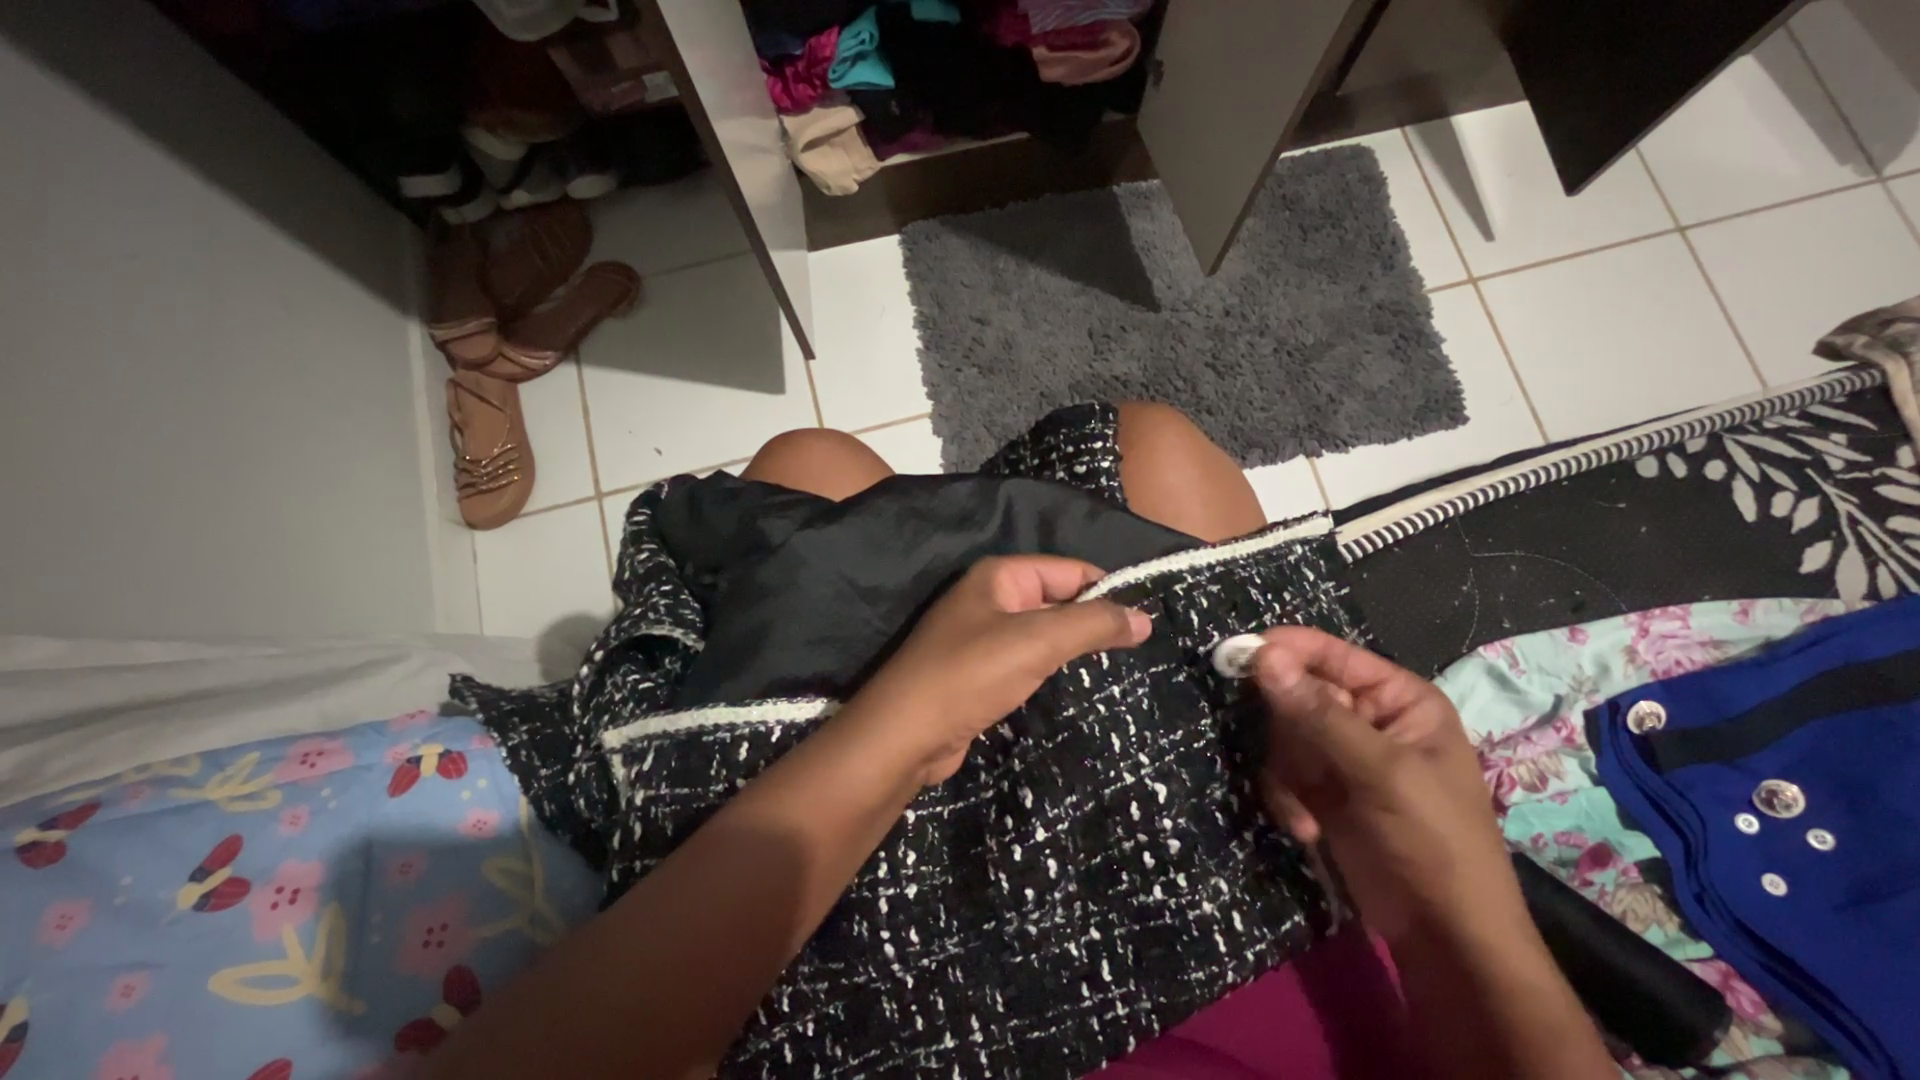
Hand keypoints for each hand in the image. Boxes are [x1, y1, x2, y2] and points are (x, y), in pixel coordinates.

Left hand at [842, 556, 1151, 787]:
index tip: (1145, 620)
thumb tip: (1144, 617)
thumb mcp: (1038, 642)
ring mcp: (980, 636)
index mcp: (999, 576)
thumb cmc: (971, 674)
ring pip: (1041, 632)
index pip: (1069, 570)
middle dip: (1091, 620)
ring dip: (1071, 646)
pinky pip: (1025, 659)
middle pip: (1056, 599)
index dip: (1107, 591)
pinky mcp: (977, 672)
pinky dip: (1048, 668)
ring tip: (1113, 664)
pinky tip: (1068, 682)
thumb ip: (1092, 625)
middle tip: (1137, 646)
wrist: (906, 734)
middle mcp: (988, 598)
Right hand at [1251, 628, 1520, 942]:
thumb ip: (1319, 714)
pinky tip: (1306, 829)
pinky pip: (1281, 774)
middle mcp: (1368, 721)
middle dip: (1289, 734)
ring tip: (1307, 810)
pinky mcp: (1321, 793)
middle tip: (1298, 764)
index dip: (1288, 650)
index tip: (1241, 653)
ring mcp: (1342, 759)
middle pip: (1297, 696)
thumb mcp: (1382, 772)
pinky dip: (1286, 799)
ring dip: (1286, 774)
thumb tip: (1263, 656)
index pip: (1333, 656)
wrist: (1442, 933)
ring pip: (1282, 737)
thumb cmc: (1433, 839)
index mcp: (1399, 700)